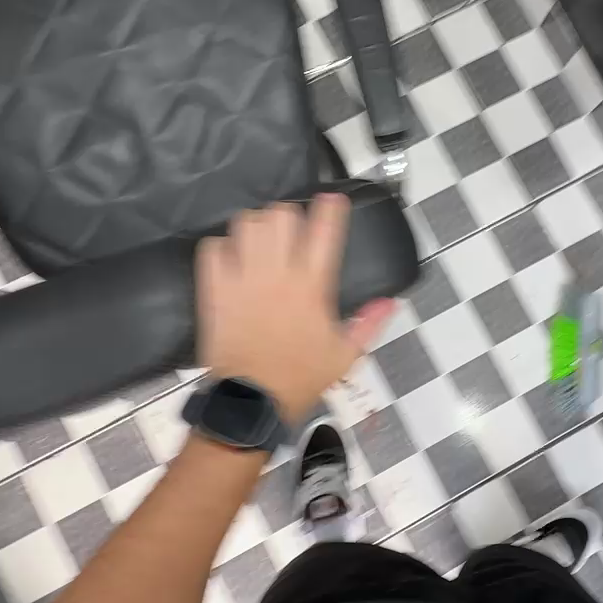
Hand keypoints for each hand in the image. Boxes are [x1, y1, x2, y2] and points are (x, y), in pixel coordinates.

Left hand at [195, 194, 394, 422]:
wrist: (252, 403)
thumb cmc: (302, 377)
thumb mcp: (345, 355)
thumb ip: (369, 323)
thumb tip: (390, 300)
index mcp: (312, 287)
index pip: (324, 231)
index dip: (331, 208)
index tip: (332, 199)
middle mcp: (278, 274)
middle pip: (280, 215)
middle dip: (288, 215)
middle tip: (290, 230)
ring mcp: (242, 279)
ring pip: (245, 224)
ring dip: (255, 226)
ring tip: (260, 240)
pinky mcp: (215, 290)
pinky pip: (212, 248)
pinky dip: (221, 246)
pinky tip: (230, 258)